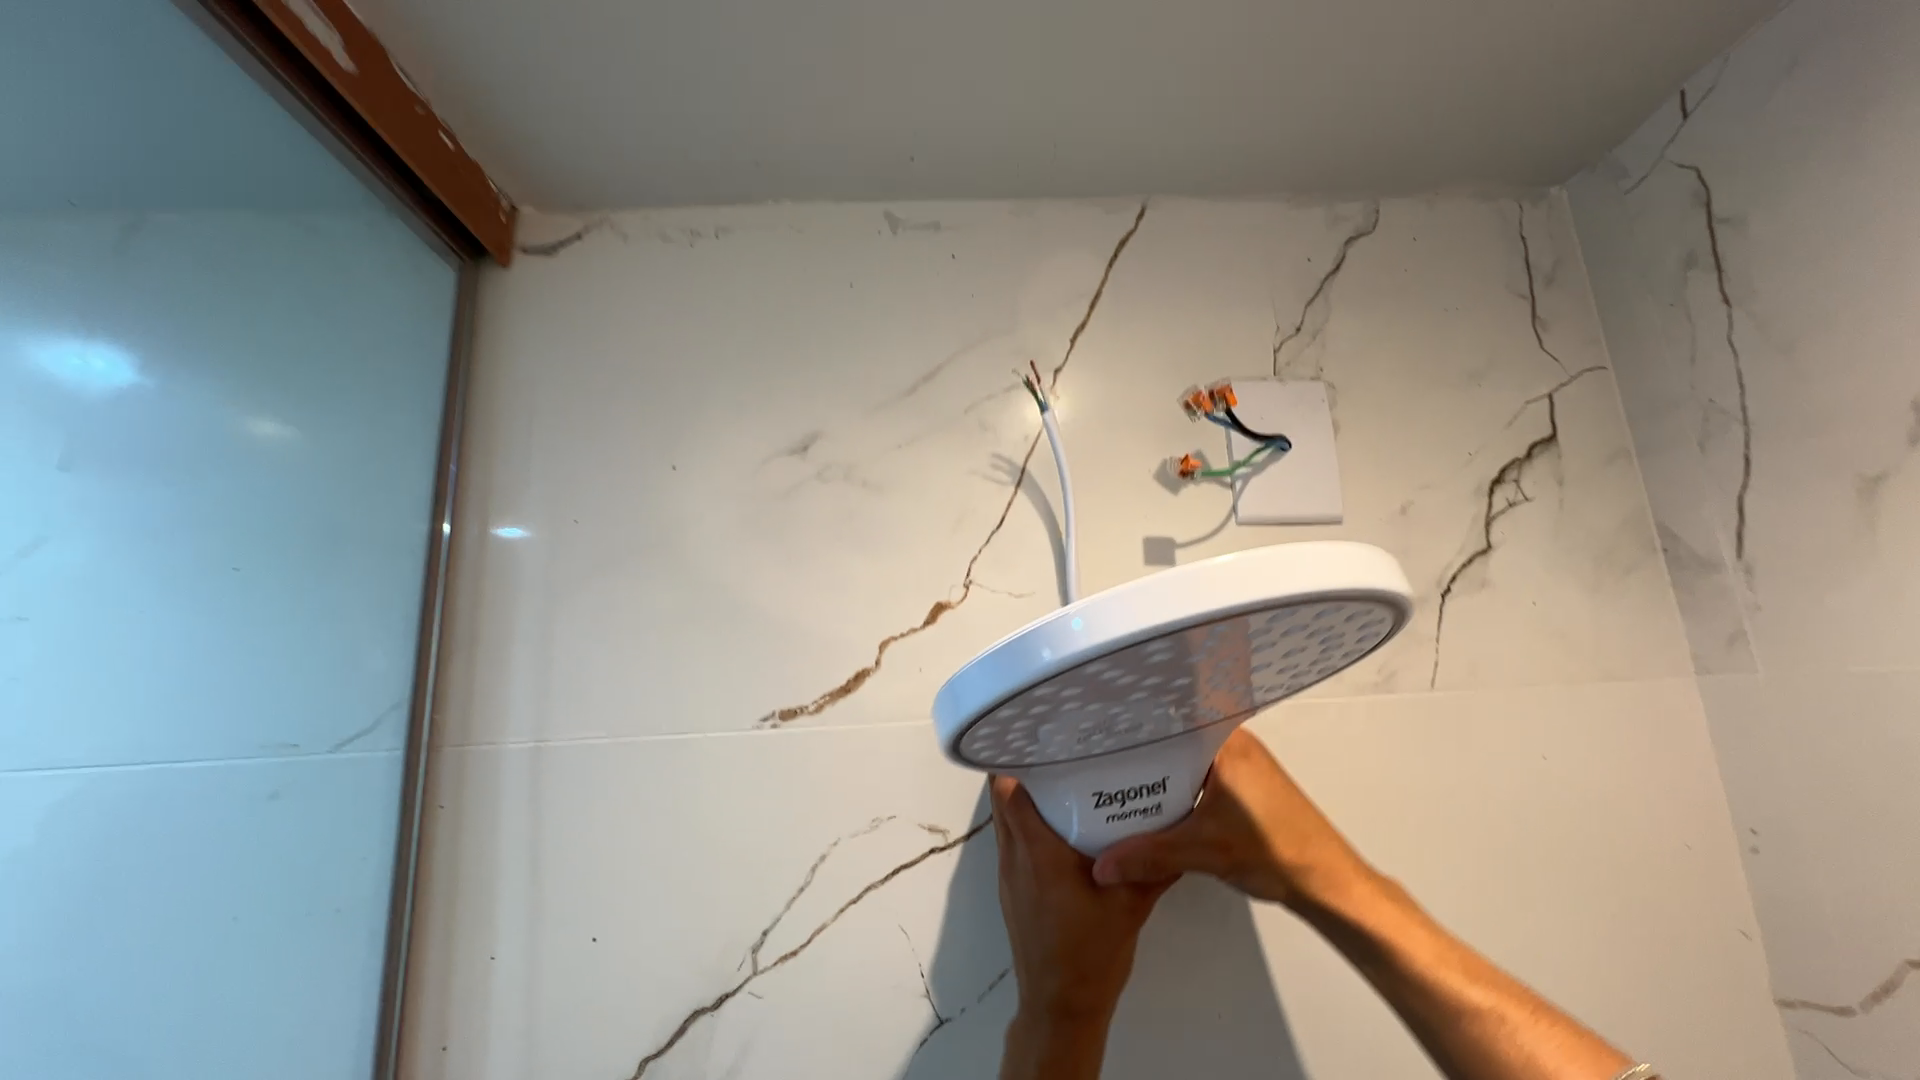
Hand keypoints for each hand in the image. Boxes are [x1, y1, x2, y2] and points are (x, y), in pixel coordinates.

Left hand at [991, 775, 1170, 1027]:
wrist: (1061, 1005)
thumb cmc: (1092, 953)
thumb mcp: (1131, 905)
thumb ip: (1153, 864)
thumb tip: (1177, 822)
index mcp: (1036, 852)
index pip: (1007, 790)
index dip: (1018, 758)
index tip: (1043, 736)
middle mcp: (1014, 856)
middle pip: (1001, 798)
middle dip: (1022, 769)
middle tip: (1058, 751)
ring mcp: (1008, 874)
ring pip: (1004, 819)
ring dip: (1023, 797)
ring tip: (1061, 779)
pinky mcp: (1011, 889)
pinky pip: (1011, 841)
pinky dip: (1026, 823)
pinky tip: (1060, 824)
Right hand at [1091, 728, 1371, 913]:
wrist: (1329, 883)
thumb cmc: (1275, 852)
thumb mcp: (1204, 852)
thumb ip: (1149, 856)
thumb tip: (1100, 868)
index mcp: (1227, 741)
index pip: (1173, 713)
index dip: (1137, 718)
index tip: (1100, 723)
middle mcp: (1234, 743)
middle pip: (1176, 736)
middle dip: (1140, 747)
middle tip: (1096, 752)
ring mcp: (1241, 764)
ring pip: (1187, 757)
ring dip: (1158, 770)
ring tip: (1113, 776)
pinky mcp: (1244, 786)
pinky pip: (1198, 774)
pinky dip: (1175, 785)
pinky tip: (1149, 801)